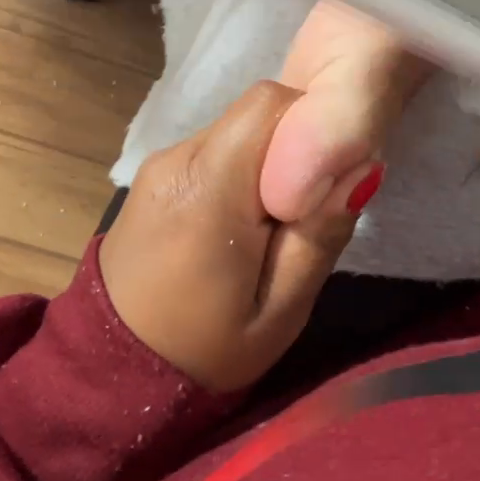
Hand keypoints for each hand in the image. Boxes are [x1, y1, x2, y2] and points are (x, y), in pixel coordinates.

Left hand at [101, 82, 381, 391]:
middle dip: (292, 149)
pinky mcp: (155, 173)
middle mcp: (177, 158)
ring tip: (268, 227)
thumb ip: (321, 233)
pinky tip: (238, 224)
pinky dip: (241, 172)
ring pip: (239, 128)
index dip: (311, 130)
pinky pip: (217, 147)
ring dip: (268, 162)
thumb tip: (364, 165)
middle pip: (257, 113)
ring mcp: (160, 162)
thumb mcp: (283, 311)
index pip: (273, 103)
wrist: (115, 377)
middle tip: (300, 215)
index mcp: (208, 186)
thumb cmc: (207, 350)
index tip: (322, 186)